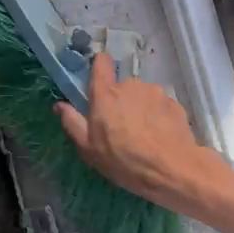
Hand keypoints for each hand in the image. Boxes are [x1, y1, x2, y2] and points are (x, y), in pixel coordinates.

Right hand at [56, 52, 227, 210]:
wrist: (172, 169)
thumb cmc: (125, 161)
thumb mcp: (90, 149)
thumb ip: (73, 122)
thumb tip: (60, 105)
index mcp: (106, 94)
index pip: (101, 63)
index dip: (100, 68)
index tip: (99, 82)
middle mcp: (130, 85)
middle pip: (122, 86)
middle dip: (121, 102)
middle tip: (122, 129)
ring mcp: (154, 91)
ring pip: (142, 96)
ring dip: (140, 109)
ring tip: (143, 136)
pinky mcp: (173, 102)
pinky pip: (160, 105)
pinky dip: (157, 116)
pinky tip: (159, 136)